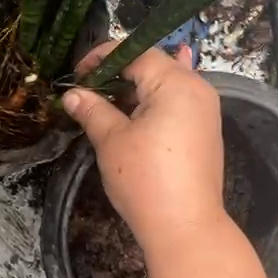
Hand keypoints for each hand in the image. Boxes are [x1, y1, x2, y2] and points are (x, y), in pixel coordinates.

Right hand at [61, 42, 226, 255]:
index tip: (77, 73)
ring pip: (165, 87)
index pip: (137, 53)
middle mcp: (197, 89)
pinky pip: (175, 107)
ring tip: (105, 108)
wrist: (183, 225)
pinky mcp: (204, 133)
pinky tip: (133, 120)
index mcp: (175, 83)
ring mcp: (205, 111)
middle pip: (154, 66)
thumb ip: (92, 111)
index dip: (104, 57)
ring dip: (134, 93)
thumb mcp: (111, 141)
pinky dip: (151, 107)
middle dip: (119, 75)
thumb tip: (72, 95)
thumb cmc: (145, 179)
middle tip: (88, 92)